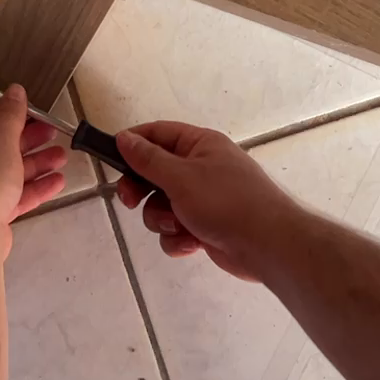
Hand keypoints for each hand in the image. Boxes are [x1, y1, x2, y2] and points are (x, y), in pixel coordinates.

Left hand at [0, 85, 67, 256]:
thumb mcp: (1, 137)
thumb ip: (12, 114)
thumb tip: (15, 90)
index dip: (9, 116)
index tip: (32, 114)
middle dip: (28, 143)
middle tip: (52, 134)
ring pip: (3, 174)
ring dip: (34, 165)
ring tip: (61, 158)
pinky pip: (7, 197)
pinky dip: (30, 189)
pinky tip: (56, 182)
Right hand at [115, 121, 299, 280]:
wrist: (267, 246)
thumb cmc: (225, 202)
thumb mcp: (181, 176)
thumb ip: (148, 159)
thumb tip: (124, 138)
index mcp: (200, 145)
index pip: (158, 134)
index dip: (133, 144)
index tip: (112, 159)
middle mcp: (201, 168)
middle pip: (154, 173)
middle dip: (141, 190)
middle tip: (129, 200)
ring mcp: (203, 199)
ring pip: (161, 205)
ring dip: (162, 219)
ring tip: (178, 225)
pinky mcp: (205, 227)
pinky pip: (175, 229)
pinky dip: (178, 238)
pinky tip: (191, 243)